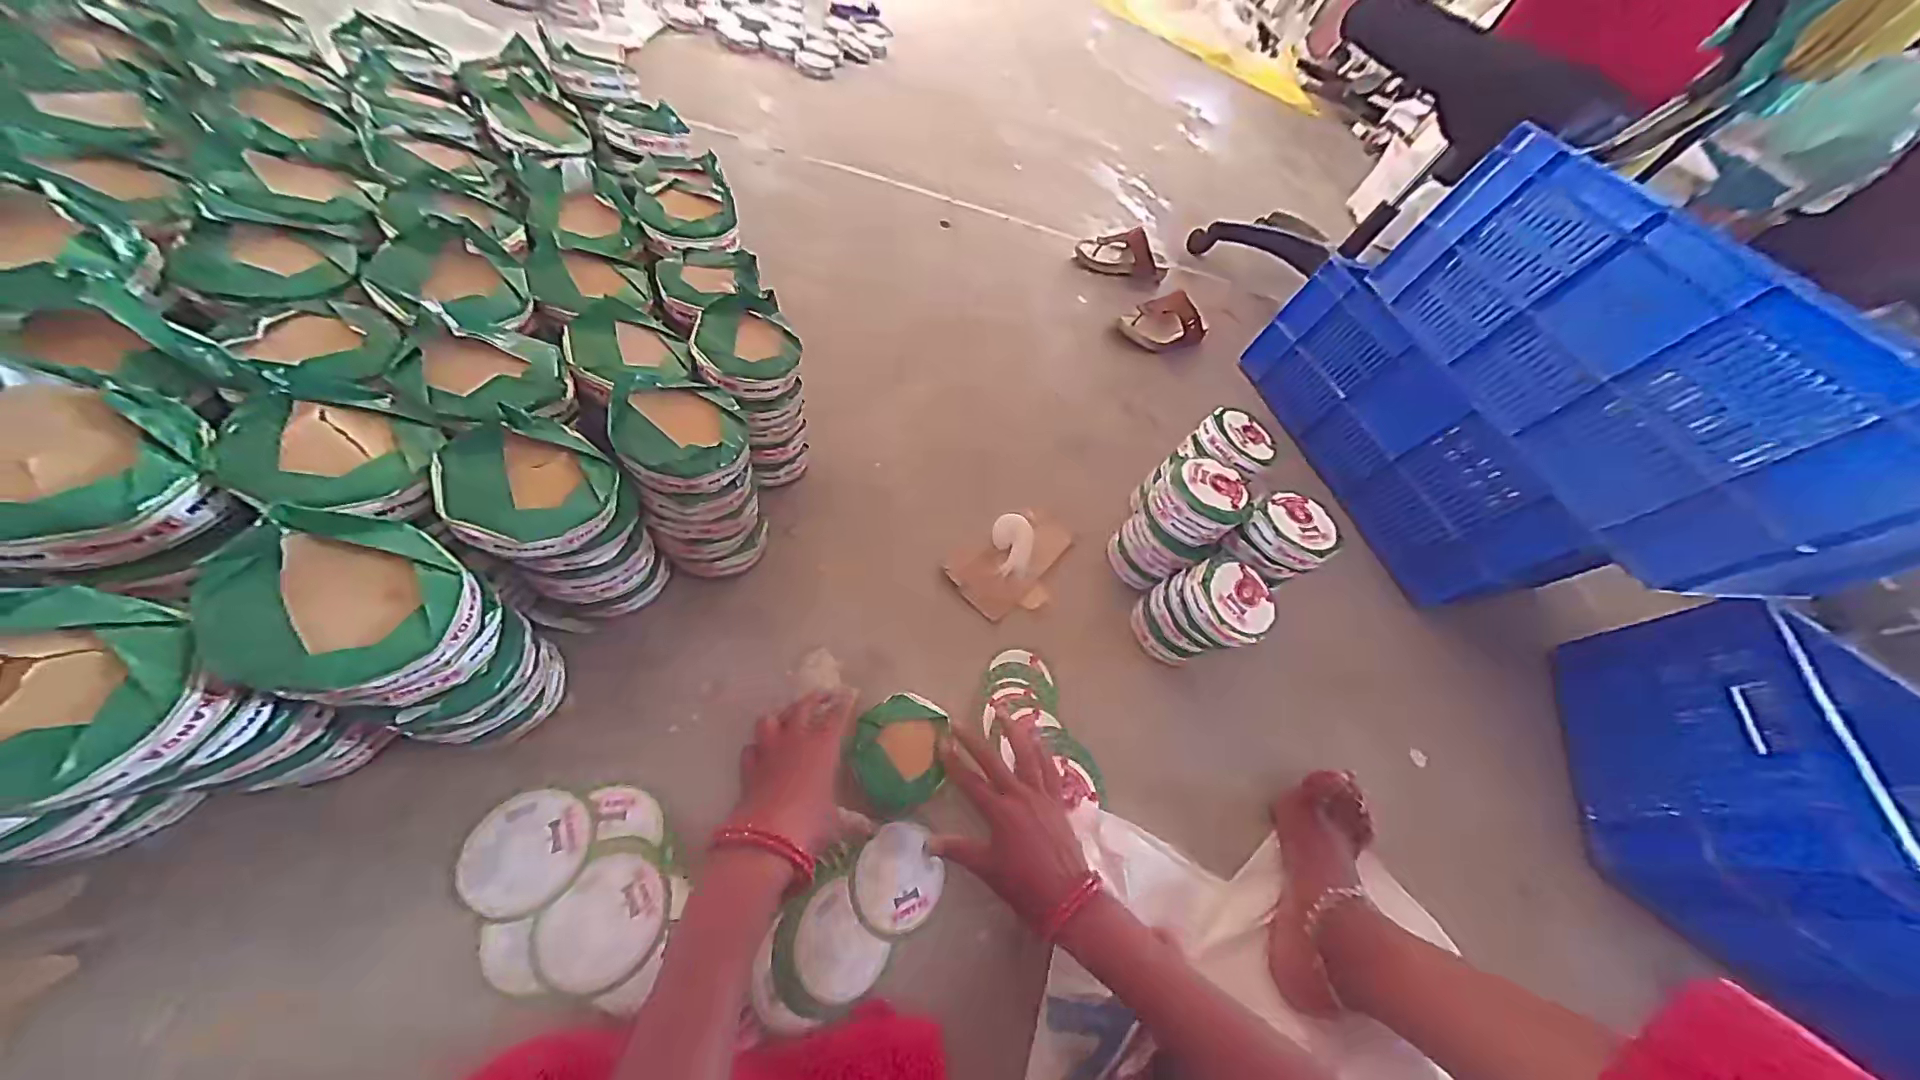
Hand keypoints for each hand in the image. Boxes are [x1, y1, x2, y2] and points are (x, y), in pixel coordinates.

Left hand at [724, 688, 857, 853]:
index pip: (837, 716)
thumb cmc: (811, 825)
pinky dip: (758, 747)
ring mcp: (768, 753)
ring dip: (781, 716)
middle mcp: (795, 741)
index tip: (850, 694)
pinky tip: (763, 751)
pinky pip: (751, 748)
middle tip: (824, 696)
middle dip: (815, 698)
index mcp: (823, 747)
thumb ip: (851, 820)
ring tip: (789, 718)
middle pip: (803, 707)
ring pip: (770, 719)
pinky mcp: (748, 770)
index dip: (845, 703)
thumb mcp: (837, 823)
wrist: (764, 841)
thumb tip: (869, 828)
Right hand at [933, 712, 1092, 928]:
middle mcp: (1020, 796)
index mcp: (999, 812)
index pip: (970, 781)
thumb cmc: (1023, 885)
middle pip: (993, 761)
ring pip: (1026, 755)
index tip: (941, 742)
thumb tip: (927, 843)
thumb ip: (958, 850)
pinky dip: (1043, 751)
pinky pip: (1049, 769)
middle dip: (973, 741)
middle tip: (959, 723)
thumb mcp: (986, 868)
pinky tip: (1038, 737)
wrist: (1067, 897)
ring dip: (1013, 732)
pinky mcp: (1057, 800)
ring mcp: (1041, 795)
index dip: (953, 762)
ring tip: (1002, 712)